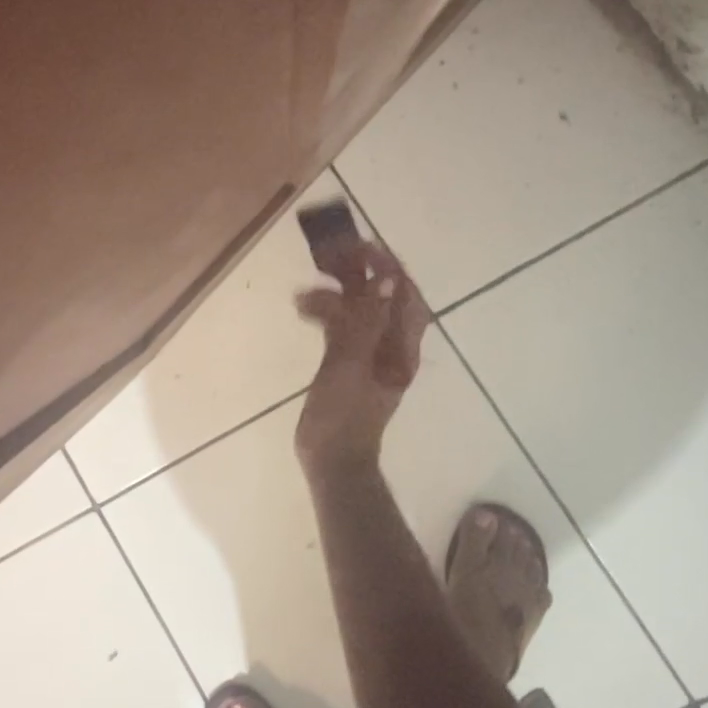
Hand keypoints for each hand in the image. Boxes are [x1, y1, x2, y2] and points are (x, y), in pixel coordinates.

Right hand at [293, 240, 431, 473]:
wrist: (332, 462)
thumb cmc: (344, 417)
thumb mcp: (353, 366)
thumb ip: (366, 322)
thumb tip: (385, 280)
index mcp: (400, 348)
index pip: (404, 295)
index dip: (388, 267)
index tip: (361, 246)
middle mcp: (390, 347)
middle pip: (382, 299)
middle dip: (360, 273)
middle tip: (330, 254)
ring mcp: (368, 355)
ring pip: (360, 311)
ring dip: (338, 292)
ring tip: (309, 283)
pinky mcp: (347, 363)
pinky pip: (341, 327)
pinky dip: (326, 312)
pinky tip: (303, 307)